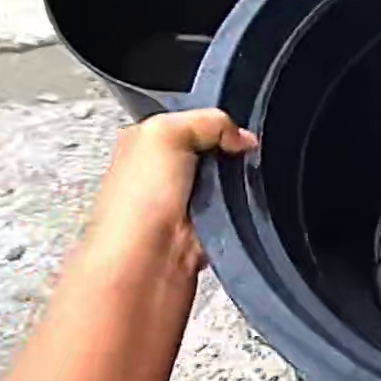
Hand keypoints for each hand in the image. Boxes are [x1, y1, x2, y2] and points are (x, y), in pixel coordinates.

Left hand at [85, 109, 256, 275]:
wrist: (148, 259)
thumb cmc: (138, 203)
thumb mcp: (167, 133)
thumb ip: (207, 121)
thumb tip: (242, 137)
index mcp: (148, 142)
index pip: (196, 122)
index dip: (219, 125)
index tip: (234, 133)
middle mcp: (165, 172)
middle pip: (218, 153)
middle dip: (232, 156)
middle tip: (233, 161)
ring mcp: (186, 202)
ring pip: (230, 183)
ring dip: (237, 187)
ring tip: (227, 191)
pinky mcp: (206, 227)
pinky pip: (236, 210)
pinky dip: (240, 211)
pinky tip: (230, 211)